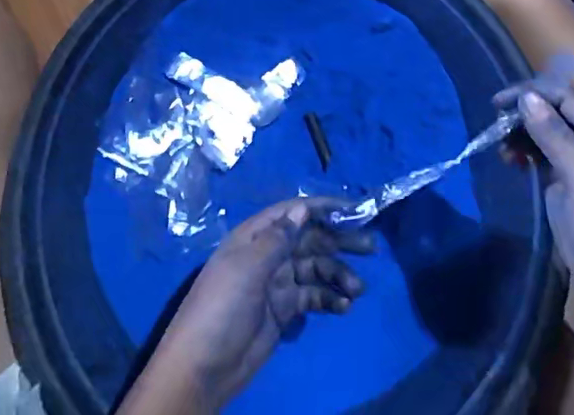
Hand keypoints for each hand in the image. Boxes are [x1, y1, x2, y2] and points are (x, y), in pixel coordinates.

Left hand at [125, 198, 373, 411]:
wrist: (203, 365)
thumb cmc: (222, 307)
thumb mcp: (248, 268)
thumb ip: (277, 239)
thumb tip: (302, 209)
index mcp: (254, 236)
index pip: (293, 212)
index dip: (322, 208)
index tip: (355, 209)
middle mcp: (267, 253)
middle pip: (308, 239)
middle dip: (338, 240)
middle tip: (370, 246)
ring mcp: (276, 282)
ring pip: (314, 269)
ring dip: (337, 274)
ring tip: (357, 289)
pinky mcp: (283, 310)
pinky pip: (312, 296)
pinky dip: (329, 298)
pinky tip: (344, 307)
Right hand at [497, 81, 573, 304]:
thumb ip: (558, 139)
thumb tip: (527, 98)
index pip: (568, 98)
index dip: (533, 93)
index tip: (499, 103)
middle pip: (554, 109)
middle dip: (523, 111)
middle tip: (495, 125)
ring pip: (544, 128)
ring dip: (519, 131)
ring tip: (501, 148)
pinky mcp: (565, 180)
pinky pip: (540, 151)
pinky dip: (522, 149)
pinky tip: (509, 160)